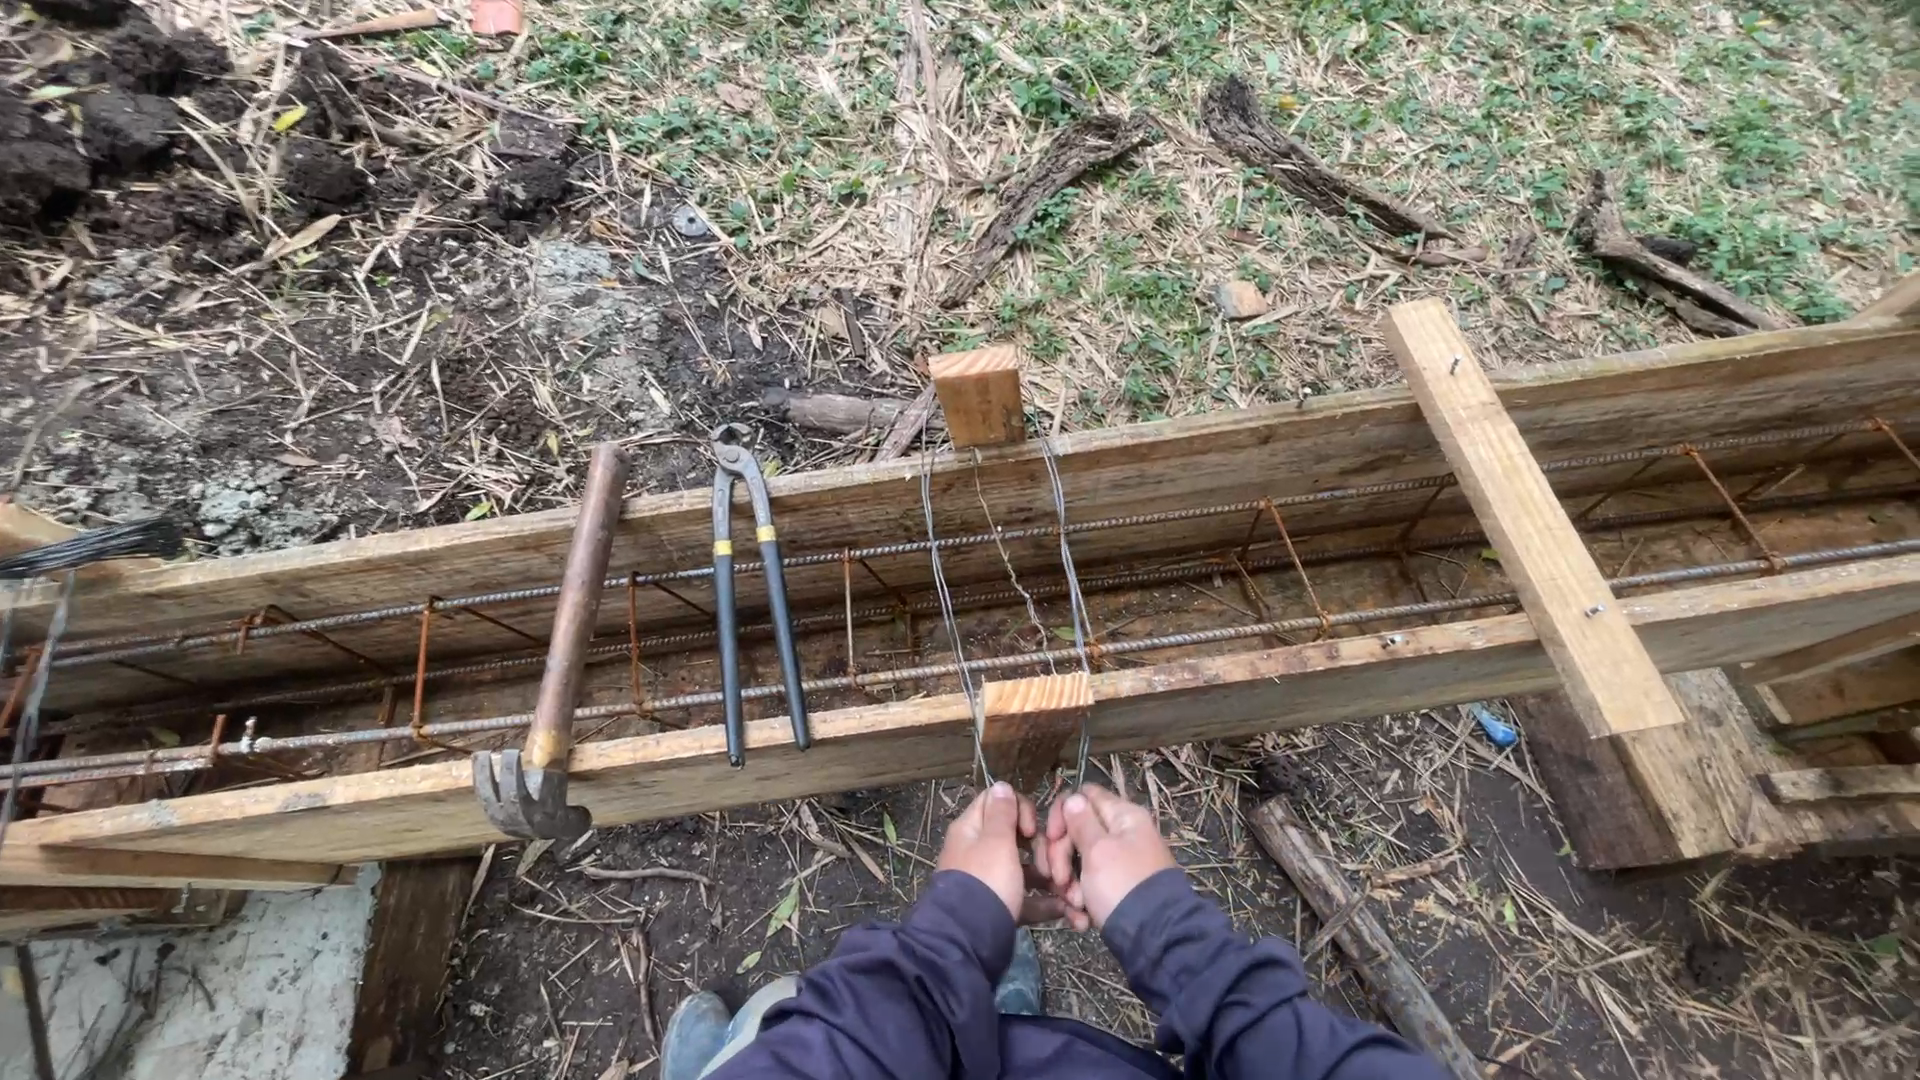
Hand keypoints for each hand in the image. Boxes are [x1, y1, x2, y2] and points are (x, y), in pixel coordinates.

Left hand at [936, 781, 1071, 925]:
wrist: (970, 943)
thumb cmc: (986, 882)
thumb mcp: (996, 842)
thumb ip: (1003, 813)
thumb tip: (1000, 784)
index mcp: (972, 829)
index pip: (997, 802)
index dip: (1020, 809)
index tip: (1032, 830)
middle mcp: (979, 851)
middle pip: (1018, 837)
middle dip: (1044, 850)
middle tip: (1053, 867)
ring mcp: (991, 881)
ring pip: (1027, 870)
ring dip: (1052, 880)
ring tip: (1073, 895)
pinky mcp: (1002, 907)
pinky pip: (1027, 898)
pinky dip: (1046, 903)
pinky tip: (1069, 913)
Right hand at [1036, 784, 1175, 929]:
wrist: (1156, 942)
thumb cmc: (1122, 887)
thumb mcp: (1098, 850)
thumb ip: (1081, 822)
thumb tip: (1074, 797)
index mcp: (1123, 816)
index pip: (1084, 795)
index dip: (1062, 812)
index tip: (1052, 837)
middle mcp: (1123, 834)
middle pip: (1077, 829)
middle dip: (1061, 855)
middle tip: (1059, 879)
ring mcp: (1120, 863)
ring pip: (1079, 860)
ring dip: (1069, 882)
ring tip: (1073, 904)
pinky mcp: (1116, 889)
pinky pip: (1090, 884)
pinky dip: (1082, 899)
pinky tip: (1080, 917)